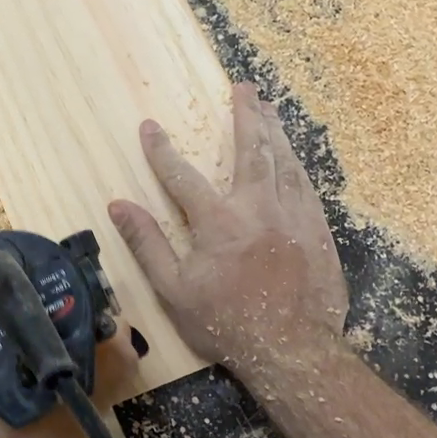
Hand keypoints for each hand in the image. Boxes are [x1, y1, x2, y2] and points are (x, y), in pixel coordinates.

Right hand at [108, 83, 347, 371]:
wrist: (292, 349)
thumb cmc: (225, 322)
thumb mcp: (173, 289)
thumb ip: (147, 243)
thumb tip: (118, 205)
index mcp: (218, 221)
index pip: (182, 175)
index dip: (162, 150)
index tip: (149, 126)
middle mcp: (258, 207)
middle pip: (251, 149)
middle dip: (245, 115)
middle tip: (243, 87)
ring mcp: (294, 216)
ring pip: (284, 161)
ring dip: (274, 130)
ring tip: (268, 107)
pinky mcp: (318, 230)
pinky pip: (306, 185)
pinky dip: (296, 164)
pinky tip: (293, 155)